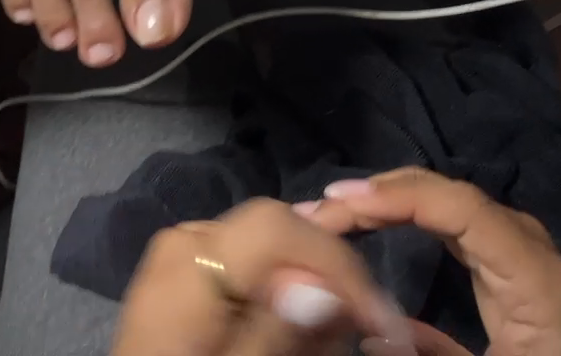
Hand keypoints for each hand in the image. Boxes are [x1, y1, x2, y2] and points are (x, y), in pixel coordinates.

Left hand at [113, 199, 417, 355]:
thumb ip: (275, 334)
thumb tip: (326, 288)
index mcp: (186, 265)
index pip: (274, 226)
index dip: (333, 259)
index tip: (378, 311)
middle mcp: (184, 239)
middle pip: (274, 226)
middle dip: (327, 268)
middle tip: (368, 320)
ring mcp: (181, 245)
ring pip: (268, 238)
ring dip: (309, 274)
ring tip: (337, 322)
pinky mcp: (185, 261)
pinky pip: (248, 253)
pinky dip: (280, 279)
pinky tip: (298, 312)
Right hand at [301, 169, 560, 355]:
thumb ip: (434, 355)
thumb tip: (365, 334)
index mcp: (533, 274)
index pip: (461, 208)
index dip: (399, 196)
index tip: (342, 202)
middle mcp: (524, 241)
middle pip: (445, 194)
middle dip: (379, 193)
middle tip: (319, 209)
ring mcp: (511, 239)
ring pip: (440, 198)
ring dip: (384, 199)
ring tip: (331, 211)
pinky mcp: (497, 248)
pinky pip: (443, 215)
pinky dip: (400, 211)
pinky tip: (365, 217)